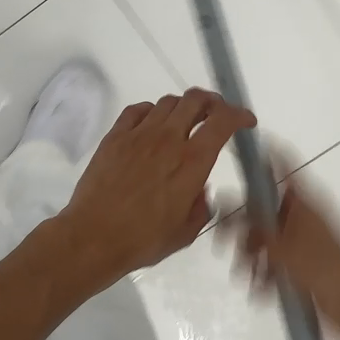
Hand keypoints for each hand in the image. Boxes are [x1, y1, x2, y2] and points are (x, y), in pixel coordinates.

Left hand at [59, 88, 255, 279]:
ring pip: (166, 102)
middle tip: (215, 113)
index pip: (222, 122)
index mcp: (192, 162)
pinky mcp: (114, 137)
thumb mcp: (186, 231)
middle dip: (212, 102)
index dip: (239, 115)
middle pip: (194, 100)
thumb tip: (199, 190)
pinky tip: (151, 123)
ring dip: (181, 106)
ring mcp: (138, 134)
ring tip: (184, 120)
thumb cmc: (144, 239)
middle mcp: (167, 140)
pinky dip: (150, 111)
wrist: (94, 236)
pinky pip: (136, 110)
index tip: (245, 120)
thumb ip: (201, 206)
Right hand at [222, 156, 339, 339]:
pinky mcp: (303, 267)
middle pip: (263, 207)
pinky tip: (258, 289)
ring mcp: (303, 243)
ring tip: (245, 274)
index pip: (281, 165)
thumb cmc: (326, 273)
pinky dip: (262, 273)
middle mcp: (302, 217)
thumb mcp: (283, 248)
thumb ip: (254, 226)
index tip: (233, 149)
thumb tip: (225, 200)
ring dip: (250, 255)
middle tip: (223, 241)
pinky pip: (273, 261)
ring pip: (265, 237)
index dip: (259, 153)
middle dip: (242, 226)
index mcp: (305, 203)